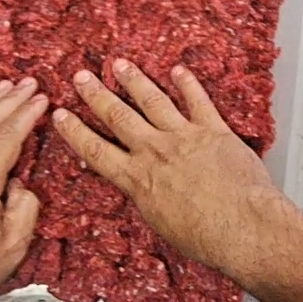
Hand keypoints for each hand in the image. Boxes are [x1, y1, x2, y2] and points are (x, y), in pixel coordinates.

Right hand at [51, 59, 300, 278]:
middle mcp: (155, 152)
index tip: (61, 115)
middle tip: (81, 76)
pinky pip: (198, 101)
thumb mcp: (161, 223)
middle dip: (97, 95)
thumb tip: (145, 190)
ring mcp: (184, 137)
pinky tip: (179, 70)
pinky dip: (188, 84)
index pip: (97, 151)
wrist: (241, 227)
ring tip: (120, 64)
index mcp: (138, 180)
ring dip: (134, 80)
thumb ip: (148, 198)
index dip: (76, 132)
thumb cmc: (206, 237)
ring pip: (153, 101)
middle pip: (119, 117)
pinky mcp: (213, 130)